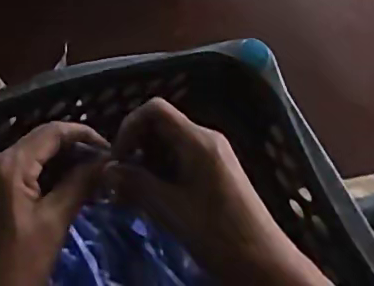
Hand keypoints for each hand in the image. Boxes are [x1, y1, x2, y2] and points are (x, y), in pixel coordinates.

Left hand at [0, 121, 108, 285]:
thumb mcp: (53, 224)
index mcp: (10, 164)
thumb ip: (79, 184)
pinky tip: (71, 186)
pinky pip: (25, 171)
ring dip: (63, 163)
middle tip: (104, 164)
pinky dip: (48, 175)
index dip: (83, 134)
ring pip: (35, 155)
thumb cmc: (18, 267)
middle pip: (43, 141)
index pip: (52, 132)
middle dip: (75, 149)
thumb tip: (105, 161)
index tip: (109, 148)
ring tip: (93, 176)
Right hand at [105, 98, 328, 285]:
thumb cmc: (219, 235)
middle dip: (138, 146)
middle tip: (121, 180)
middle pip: (162, 124)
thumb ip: (138, 186)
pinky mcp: (218, 170)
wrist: (266, 264)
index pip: (155, 109)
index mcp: (198, 139)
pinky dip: (164, 171)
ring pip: (171, 142)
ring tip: (135, 194)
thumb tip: (107, 170)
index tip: (117, 159)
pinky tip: (157, 198)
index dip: (130, 126)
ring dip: (149, 162)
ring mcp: (214, 153)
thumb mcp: (173, 212)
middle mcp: (206, 137)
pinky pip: (183, 157)